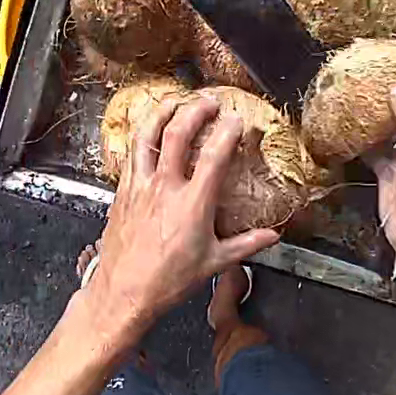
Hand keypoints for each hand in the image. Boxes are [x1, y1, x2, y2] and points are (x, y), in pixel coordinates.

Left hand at [81, 95, 279, 336]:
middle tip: (208, 102)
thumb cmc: (168, 280)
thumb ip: (246, 244)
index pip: (214, 156)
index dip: (228, 131)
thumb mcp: (214, 263)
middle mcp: (164, 188)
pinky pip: (131, 156)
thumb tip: (272, 236)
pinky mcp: (122, 193)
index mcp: (192, 204)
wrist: (124, 292)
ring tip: (173, 101)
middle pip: (178, 134)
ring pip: (147, 137)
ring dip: (161, 114)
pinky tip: (146, 134)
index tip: (237, 119)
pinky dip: (140, 138)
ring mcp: (140, 187)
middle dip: (195, 110)